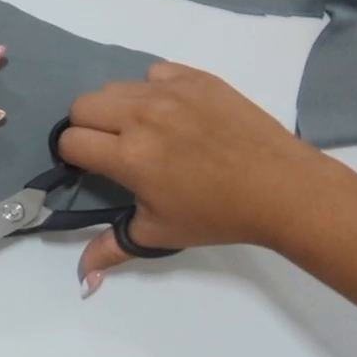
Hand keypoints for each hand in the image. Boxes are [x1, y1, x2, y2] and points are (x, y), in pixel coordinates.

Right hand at [56, 62, 333, 292]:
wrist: (285, 190)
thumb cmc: (218, 216)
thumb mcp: (158, 234)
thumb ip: (111, 249)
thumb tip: (83, 283)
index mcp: (129, 156)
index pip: (71, 141)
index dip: (75, 157)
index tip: (94, 169)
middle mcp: (142, 117)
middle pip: (82, 105)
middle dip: (86, 127)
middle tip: (111, 147)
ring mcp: (170, 93)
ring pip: (113, 87)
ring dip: (115, 108)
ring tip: (140, 129)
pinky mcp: (197, 79)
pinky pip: (153, 72)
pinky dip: (151, 89)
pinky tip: (169, 112)